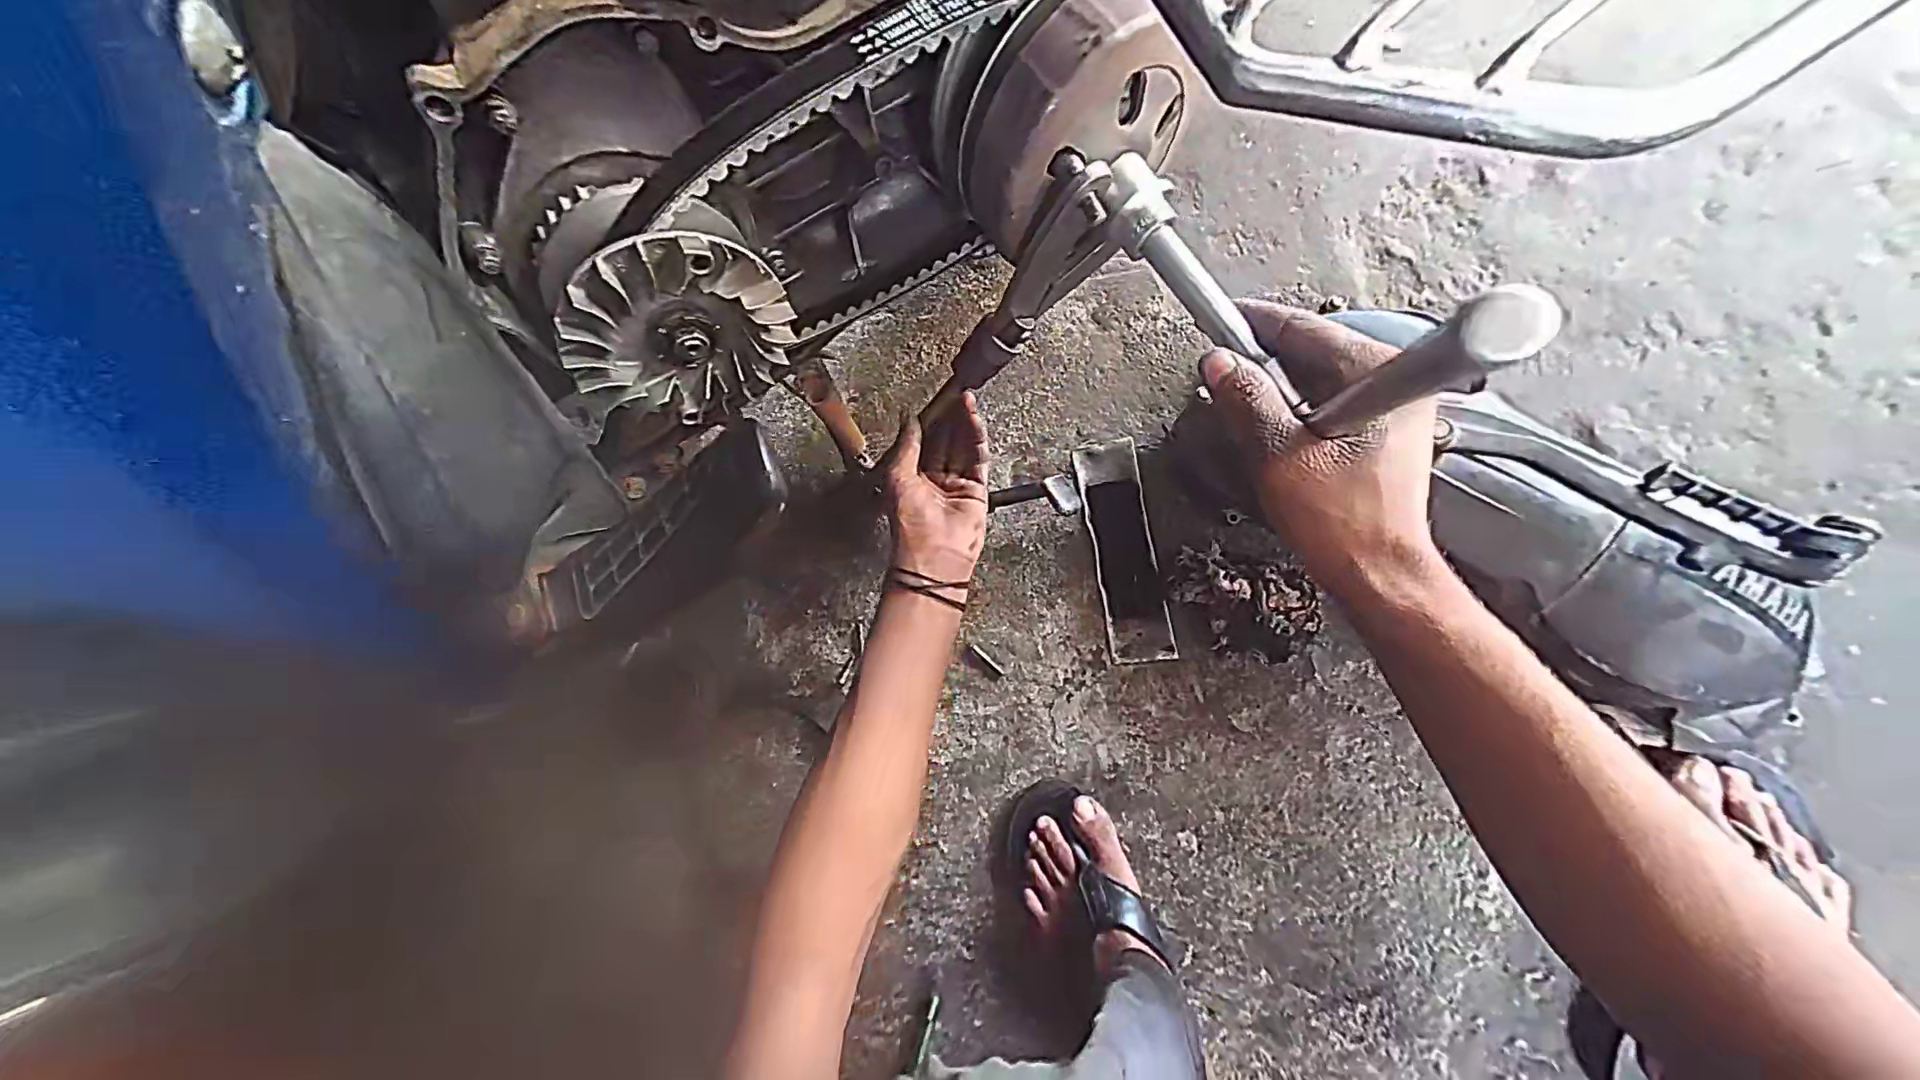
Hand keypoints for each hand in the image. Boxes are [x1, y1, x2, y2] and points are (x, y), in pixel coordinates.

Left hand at [885, 391, 989, 586]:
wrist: (934, 556)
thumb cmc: (912, 528)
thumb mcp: (899, 477)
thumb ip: (907, 446)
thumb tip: (908, 421)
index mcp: (913, 478)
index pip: (924, 442)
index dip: (930, 421)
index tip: (935, 402)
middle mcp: (935, 480)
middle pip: (946, 441)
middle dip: (950, 418)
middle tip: (955, 395)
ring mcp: (957, 485)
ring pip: (963, 447)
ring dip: (965, 423)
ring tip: (966, 400)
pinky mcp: (976, 491)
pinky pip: (978, 459)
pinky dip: (977, 439)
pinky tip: (974, 421)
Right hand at [1199, 301, 1440, 591]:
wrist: (1376, 570)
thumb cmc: (1346, 524)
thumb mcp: (1279, 456)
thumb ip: (1248, 402)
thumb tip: (1221, 364)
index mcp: (1380, 377)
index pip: (1305, 329)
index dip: (1254, 325)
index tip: (1222, 320)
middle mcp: (1394, 382)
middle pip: (1311, 350)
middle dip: (1262, 360)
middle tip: (1221, 371)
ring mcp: (1391, 405)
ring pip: (1315, 376)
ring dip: (1275, 386)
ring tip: (1241, 403)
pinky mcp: (1380, 427)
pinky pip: (1325, 399)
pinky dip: (1292, 407)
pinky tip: (1271, 426)